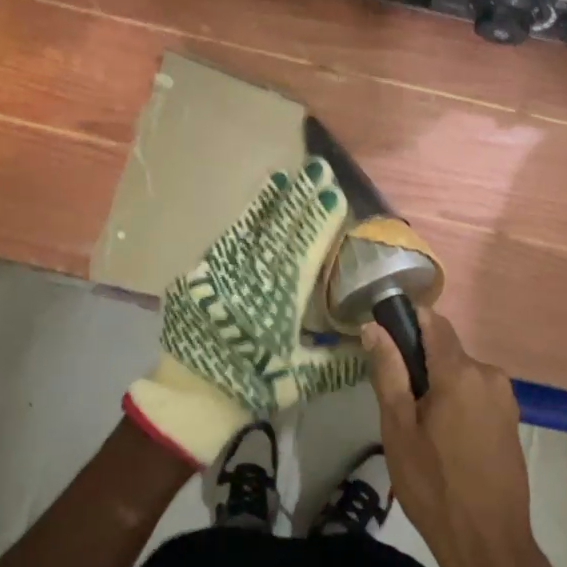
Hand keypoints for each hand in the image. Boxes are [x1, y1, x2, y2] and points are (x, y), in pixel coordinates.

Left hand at [124, 159, 356, 466]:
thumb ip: (342, 358)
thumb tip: (374, 336)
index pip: (305, 248)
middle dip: (301, 198)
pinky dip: (243, 221)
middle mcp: (253, 275)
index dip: (320, 220)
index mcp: (281, 297)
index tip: (335, 194)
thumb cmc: (253, 383)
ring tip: (285, 177)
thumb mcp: (304, 376)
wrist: (191, 396)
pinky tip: (252, 209)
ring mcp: (223, 271)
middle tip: (317, 169)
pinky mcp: (201, 276)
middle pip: (280, 229)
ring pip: (252, 227)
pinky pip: (227, 240)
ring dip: (270, 201)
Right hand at [364, 308, 531, 553]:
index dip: (408, 323)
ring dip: (440, 390)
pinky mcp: (512, 421)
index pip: (434, 322)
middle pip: (447, 352)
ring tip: (422, 434)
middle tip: (400, 410)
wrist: (489, 542)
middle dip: (421, 368)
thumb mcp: (399, 429)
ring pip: (462, 376)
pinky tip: (447, 444)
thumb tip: (375, 328)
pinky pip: (477, 396)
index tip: (386, 344)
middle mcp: (489, 375)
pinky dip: (459, 406)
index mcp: (461, 372)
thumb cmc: (435, 485)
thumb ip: (389, 372)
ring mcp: (505, 399)